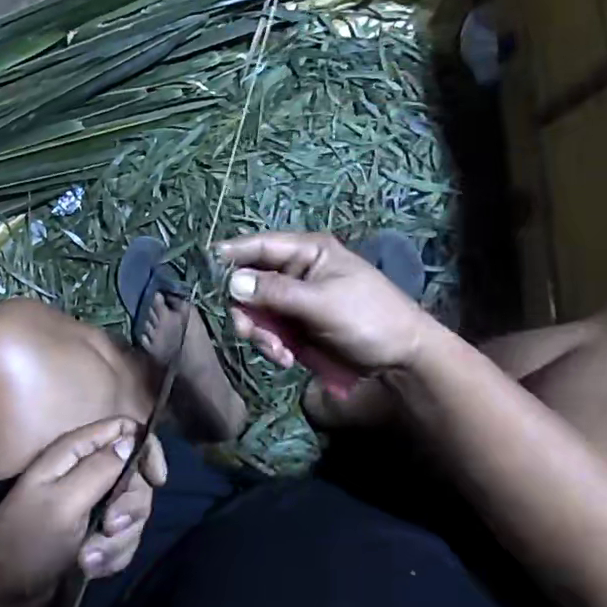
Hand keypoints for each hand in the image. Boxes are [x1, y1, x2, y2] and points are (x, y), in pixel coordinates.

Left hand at [0, 417, 165, 606]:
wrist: (3, 600)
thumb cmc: (27, 543)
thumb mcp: (64, 502)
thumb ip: (100, 468)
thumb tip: (132, 439)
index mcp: (74, 452)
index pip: (123, 429)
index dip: (146, 448)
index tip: (157, 480)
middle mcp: (85, 472)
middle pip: (134, 474)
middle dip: (130, 507)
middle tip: (109, 527)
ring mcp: (91, 504)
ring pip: (131, 510)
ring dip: (118, 539)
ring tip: (90, 559)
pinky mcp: (94, 534)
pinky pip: (123, 537)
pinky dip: (113, 555)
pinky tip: (92, 569)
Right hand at [216, 231, 437, 374]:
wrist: (401, 361)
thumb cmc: (368, 317)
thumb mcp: (321, 302)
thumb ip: (275, 292)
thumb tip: (232, 282)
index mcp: (307, 252)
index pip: (259, 246)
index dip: (231, 255)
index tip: (205, 268)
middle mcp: (296, 272)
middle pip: (250, 282)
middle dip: (247, 308)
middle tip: (248, 331)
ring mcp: (295, 301)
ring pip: (255, 310)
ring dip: (259, 332)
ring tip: (276, 351)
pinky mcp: (296, 328)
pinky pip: (268, 332)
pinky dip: (271, 346)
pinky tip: (285, 359)